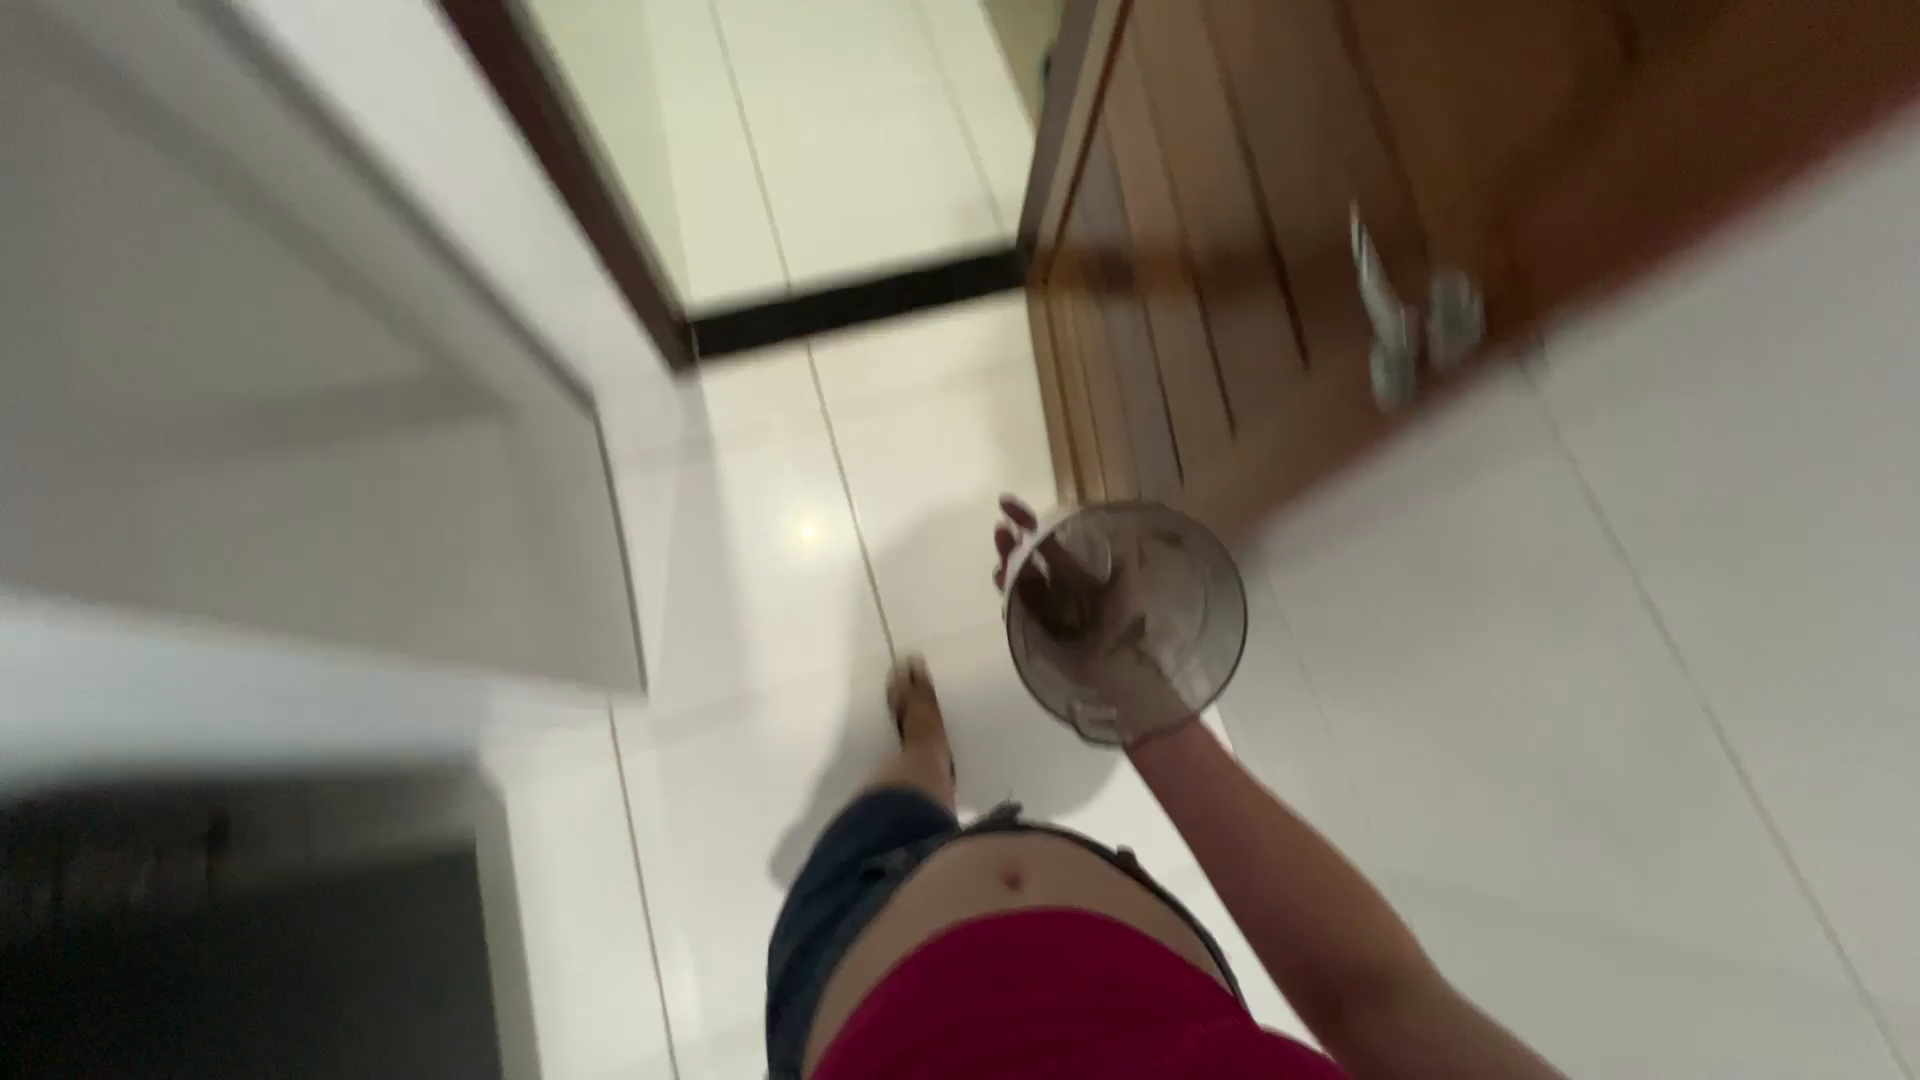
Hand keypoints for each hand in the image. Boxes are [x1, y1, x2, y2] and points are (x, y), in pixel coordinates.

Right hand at [992, 496, 1196, 744]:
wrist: (1116, 672)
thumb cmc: (1123, 630)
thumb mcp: (1124, 592)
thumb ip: (1120, 570)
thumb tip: (1122, 545)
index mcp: (1073, 572)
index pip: (1046, 539)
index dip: (1026, 520)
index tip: (1006, 503)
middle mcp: (1054, 586)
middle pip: (1025, 557)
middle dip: (1012, 542)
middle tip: (1002, 529)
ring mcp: (1041, 606)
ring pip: (1016, 579)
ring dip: (1007, 564)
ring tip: (1002, 554)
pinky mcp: (1032, 626)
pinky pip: (1015, 604)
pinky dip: (1007, 590)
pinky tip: (1002, 579)